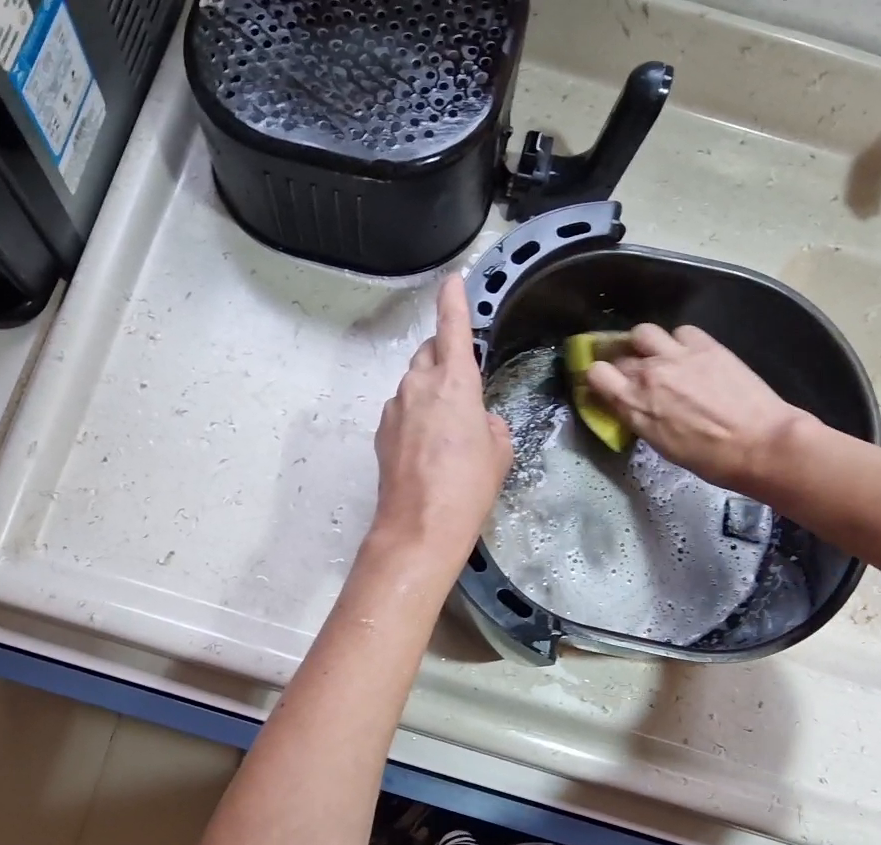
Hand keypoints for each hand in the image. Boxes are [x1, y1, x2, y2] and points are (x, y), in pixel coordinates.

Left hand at [369, 276, 513, 565]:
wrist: (419, 527)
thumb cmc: (468, 487)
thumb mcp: (499, 451)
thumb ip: (488, 423)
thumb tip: (477, 421)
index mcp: (454, 382)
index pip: (452, 327)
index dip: (454, 301)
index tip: (452, 282)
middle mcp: (418, 386)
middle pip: (428, 353)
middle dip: (444, 356)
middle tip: (462, 381)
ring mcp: (394, 409)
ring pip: (414, 384)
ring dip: (429, 392)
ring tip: (448, 429)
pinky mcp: (381, 433)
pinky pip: (402, 411)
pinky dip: (415, 418)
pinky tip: (428, 449)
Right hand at [585, 323, 811, 490]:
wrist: (760, 444)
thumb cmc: (711, 458)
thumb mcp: (661, 444)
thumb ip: (641, 417)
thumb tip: (634, 406)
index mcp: (634, 404)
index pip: (595, 373)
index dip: (598, 377)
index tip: (605, 385)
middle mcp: (649, 373)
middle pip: (619, 354)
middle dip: (622, 364)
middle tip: (635, 375)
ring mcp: (678, 355)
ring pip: (644, 333)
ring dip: (646, 344)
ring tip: (658, 355)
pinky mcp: (706, 345)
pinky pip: (681, 331)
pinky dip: (680, 341)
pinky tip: (690, 355)